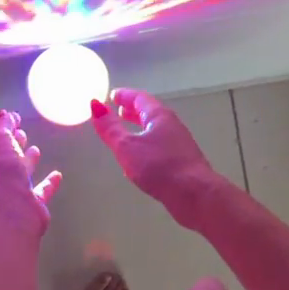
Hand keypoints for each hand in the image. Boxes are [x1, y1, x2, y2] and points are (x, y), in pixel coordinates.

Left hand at [0, 109, 62, 227]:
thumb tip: (5, 114)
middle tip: (22, 133)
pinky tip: (57, 175)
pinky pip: (41, 190)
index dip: (1, 130)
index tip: (13, 118)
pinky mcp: (31, 205)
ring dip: (27, 161)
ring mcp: (12, 192)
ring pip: (20, 173)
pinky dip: (48, 183)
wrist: (13, 208)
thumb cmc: (0, 170)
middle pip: (4, 157)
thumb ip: (3, 125)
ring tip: (36, 149)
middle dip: (13, 144)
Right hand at [91, 89, 222, 222]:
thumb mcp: (127, 146)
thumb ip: (110, 128)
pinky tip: (139, 160)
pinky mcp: (182, 162)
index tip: (112, 96)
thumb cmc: (158, 166)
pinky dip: (147, 145)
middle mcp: (172, 126)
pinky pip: (160, 146)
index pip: (140, 98)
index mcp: (159, 116)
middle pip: (150, 113)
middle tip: (118, 111)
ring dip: (140, 129)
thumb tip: (95, 105)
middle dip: (133, 111)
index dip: (125, 95)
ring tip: (126, 134)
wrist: (194, 194)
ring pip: (156, 130)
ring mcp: (179, 144)